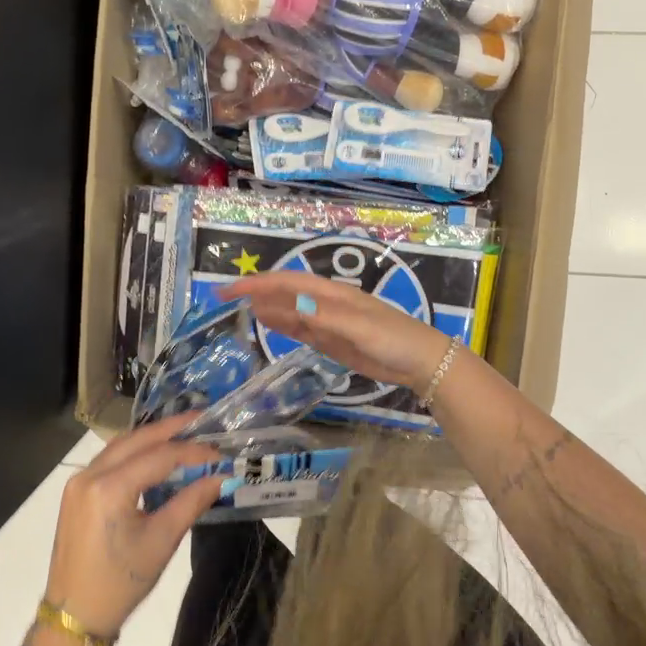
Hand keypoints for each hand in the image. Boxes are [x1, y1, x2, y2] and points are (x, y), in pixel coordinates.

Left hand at [44, 413, 224, 638]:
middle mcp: (90, 474)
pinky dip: (133, 453)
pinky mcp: (75, 492)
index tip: (220, 453)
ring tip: (182, 433)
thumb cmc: (122, 582)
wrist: (75, 614)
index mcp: (110, 487)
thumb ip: (191, 502)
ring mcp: (78, 481)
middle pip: (136, 440)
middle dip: (170, 429)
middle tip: (201, 419)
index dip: (193, 451)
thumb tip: (220, 477)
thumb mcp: (162, 541)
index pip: (159, 456)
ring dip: (151, 438)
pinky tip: (154, 456)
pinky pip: (108, 461)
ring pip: (120, 446)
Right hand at [221, 271, 453, 389]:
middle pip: (285, 292)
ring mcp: (328, 322)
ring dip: (265, 307)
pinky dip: (281, 324)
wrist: (421, 363)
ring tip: (238, 307)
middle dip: (255, 291)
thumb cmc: (393, 338)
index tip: (230, 288)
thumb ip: (323, 318)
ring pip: (290, 310)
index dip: (258, 282)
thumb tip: (286, 306)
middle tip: (223, 296)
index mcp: (333, 293)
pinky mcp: (331, 340)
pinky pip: (300, 329)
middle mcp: (327, 303)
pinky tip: (267, 322)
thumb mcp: (358, 328)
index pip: (287, 282)